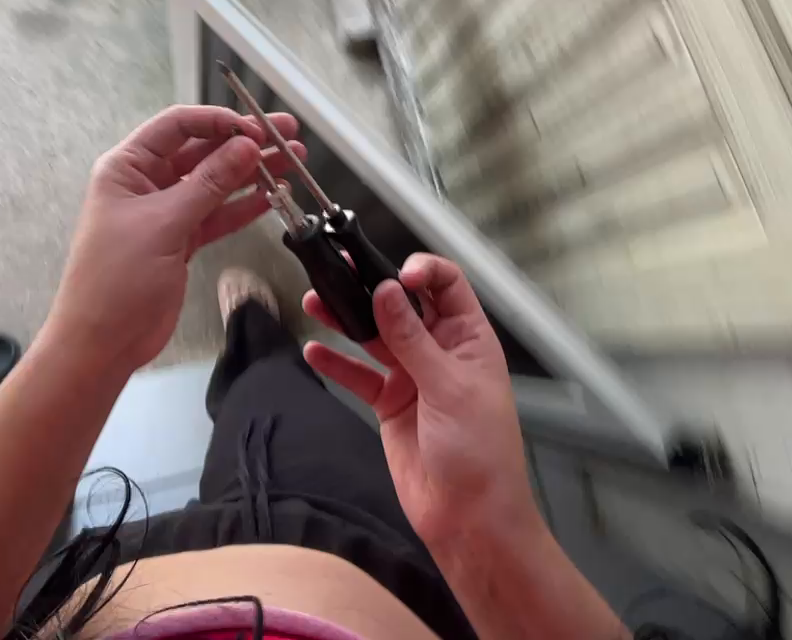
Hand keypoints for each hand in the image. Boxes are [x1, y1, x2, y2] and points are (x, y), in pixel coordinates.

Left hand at [47, 104, 304, 376]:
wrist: (101, 344)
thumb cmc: (118, 277)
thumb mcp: (164, 224)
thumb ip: (209, 183)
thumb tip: (247, 146)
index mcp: (128, 167)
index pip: (177, 126)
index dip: (218, 121)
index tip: (258, 128)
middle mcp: (147, 182)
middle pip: (201, 151)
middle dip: (244, 144)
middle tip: (288, 136)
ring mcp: (166, 212)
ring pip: (215, 183)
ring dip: (251, 173)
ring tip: (293, 162)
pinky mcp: (181, 240)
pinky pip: (217, 214)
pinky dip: (244, 206)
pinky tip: (273, 196)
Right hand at [302, 254, 540, 551]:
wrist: (469, 521)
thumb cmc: (478, 449)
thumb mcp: (448, 388)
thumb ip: (411, 339)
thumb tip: (384, 289)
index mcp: (466, 337)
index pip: (446, 285)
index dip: (422, 270)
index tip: (394, 274)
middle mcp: (437, 349)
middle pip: (401, 305)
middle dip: (370, 287)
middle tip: (336, 269)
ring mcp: (411, 375)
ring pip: (374, 336)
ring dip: (345, 320)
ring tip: (313, 301)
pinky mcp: (388, 402)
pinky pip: (358, 375)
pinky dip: (336, 363)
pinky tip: (313, 351)